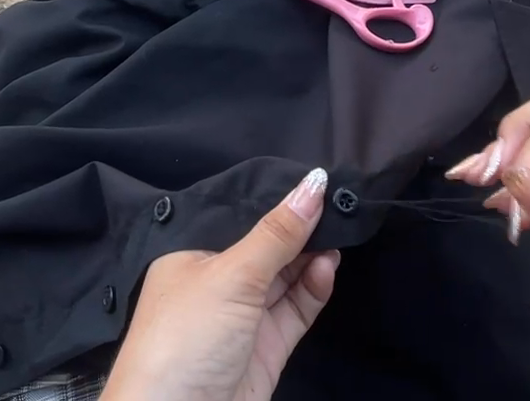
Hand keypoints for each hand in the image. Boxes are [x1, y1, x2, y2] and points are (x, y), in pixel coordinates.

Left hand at [102, 169, 339, 400]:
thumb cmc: (189, 334)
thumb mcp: (232, 275)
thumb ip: (277, 233)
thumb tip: (314, 182)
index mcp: (190, 256)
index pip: (237, 219)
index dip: (272, 201)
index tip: (313, 178)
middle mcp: (215, 283)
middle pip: (264, 248)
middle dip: (297, 227)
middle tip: (337, 199)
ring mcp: (242, 319)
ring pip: (283, 278)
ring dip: (310, 255)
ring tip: (341, 228)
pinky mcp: (265, 351)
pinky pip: (294, 311)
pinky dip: (313, 289)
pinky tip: (329, 265)